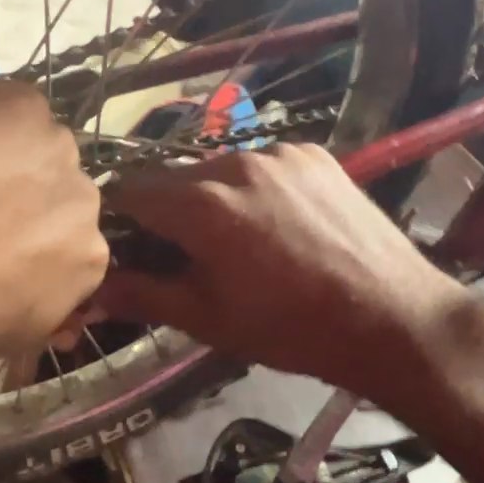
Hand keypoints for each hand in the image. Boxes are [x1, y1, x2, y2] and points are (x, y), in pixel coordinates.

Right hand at [97, 144, 483, 392]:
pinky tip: (279, 223)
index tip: (126, 245)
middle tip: (183, 252)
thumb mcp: (208, 319)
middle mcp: (234, 164)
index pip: (130, 191)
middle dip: (167, 210)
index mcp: (201, 205)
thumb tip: (92, 289)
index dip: (119, 218)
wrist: (392, 317)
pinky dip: (255, 187)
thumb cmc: (291, 329)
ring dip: (212, 196)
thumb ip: (143, 295)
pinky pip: (263, 163)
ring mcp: (279, 154)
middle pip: (174, 178)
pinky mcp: (314, 153)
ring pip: (219, 168)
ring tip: (239, 240)